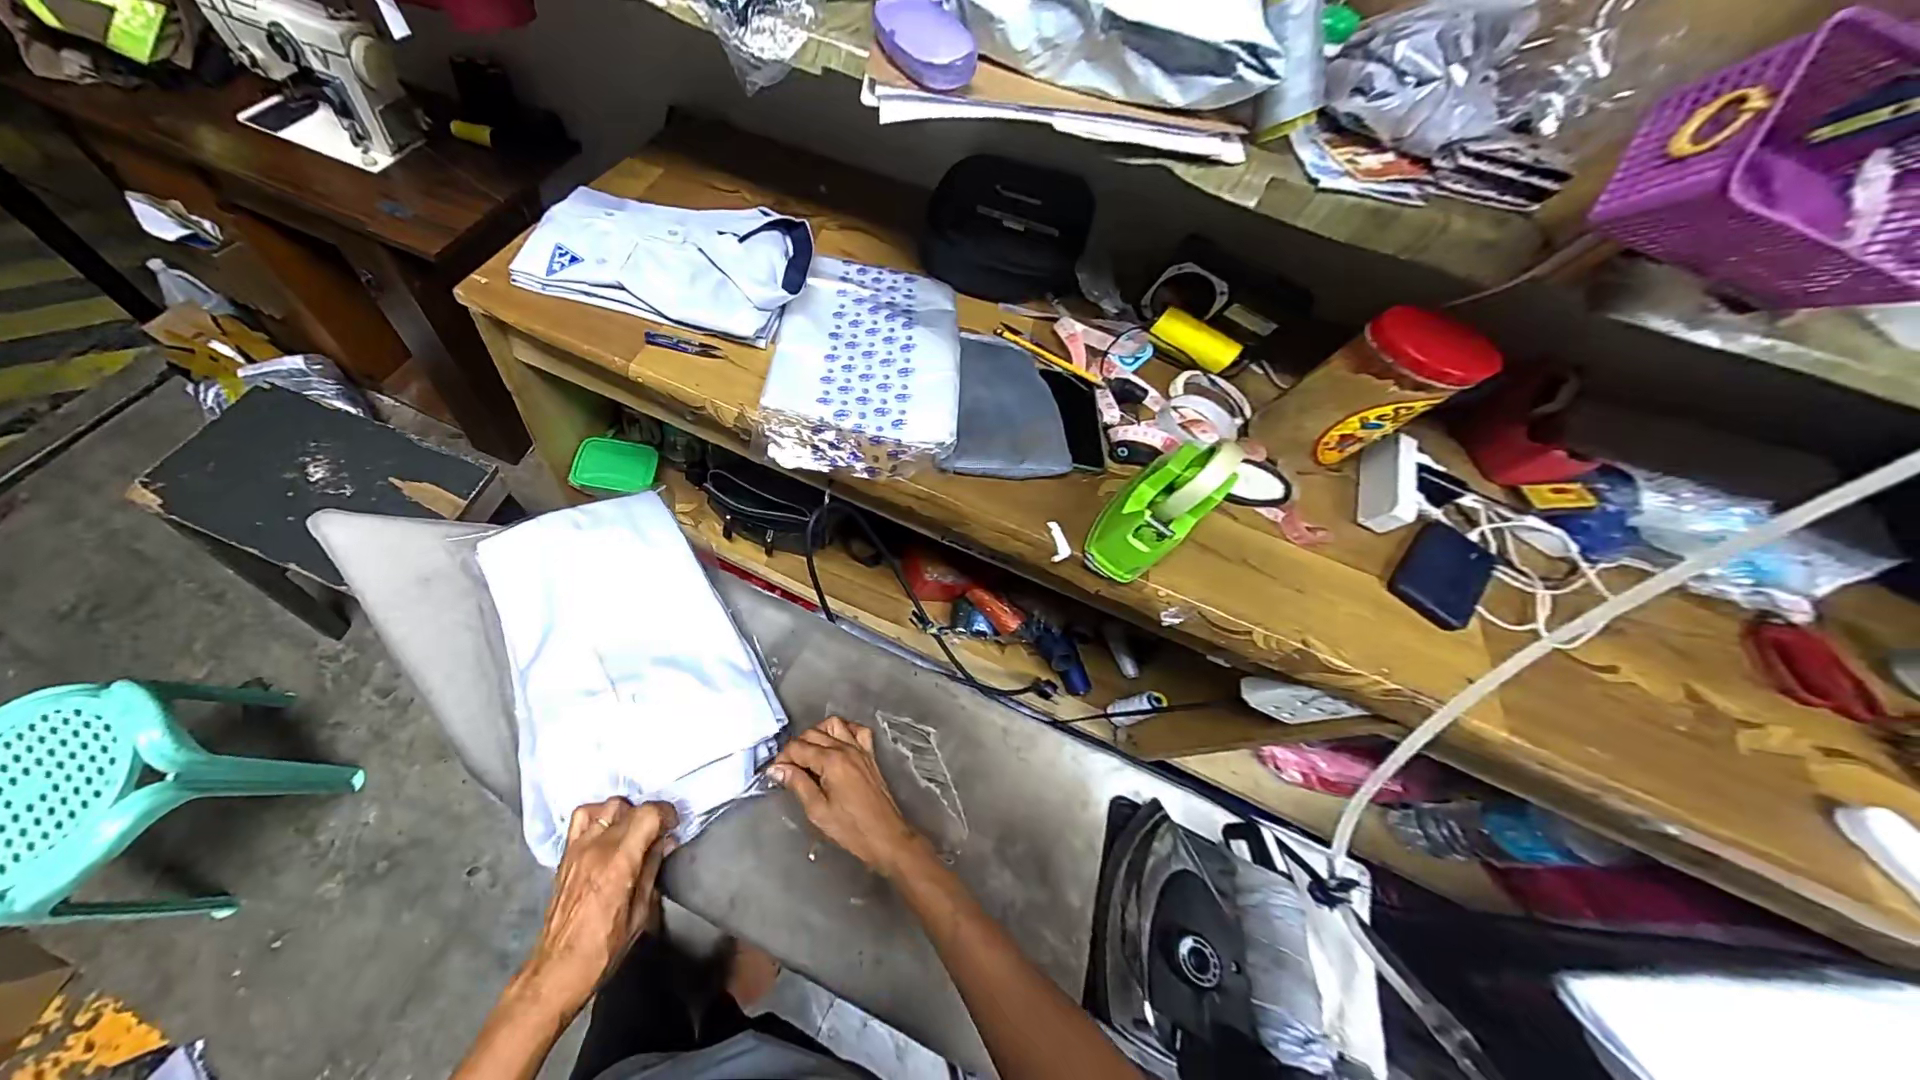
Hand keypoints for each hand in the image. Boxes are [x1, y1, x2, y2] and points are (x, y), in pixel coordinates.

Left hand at [519, 797, 677, 1013]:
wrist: (558, 969)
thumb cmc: (605, 947)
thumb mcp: (641, 911)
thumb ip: (653, 868)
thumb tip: (665, 842)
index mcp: (619, 863)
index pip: (648, 813)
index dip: (667, 814)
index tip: (674, 826)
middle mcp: (596, 849)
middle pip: (630, 807)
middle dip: (651, 815)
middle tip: (659, 832)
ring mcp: (577, 849)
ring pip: (608, 806)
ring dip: (626, 812)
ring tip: (634, 830)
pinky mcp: (565, 855)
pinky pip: (583, 817)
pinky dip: (599, 815)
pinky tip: (608, 830)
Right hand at [770, 716, 926, 876]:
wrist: (885, 835)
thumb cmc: (850, 828)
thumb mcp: (817, 810)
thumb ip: (797, 784)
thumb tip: (777, 769)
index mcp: (831, 761)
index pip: (798, 747)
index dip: (782, 758)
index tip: (775, 773)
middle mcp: (846, 748)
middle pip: (813, 733)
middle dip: (796, 747)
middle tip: (788, 768)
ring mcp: (860, 749)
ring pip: (834, 724)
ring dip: (818, 733)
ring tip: (809, 754)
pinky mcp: (870, 755)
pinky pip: (858, 730)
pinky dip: (844, 730)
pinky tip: (836, 744)